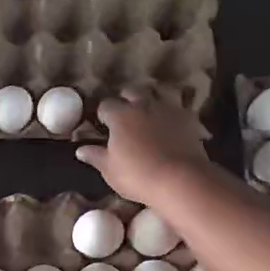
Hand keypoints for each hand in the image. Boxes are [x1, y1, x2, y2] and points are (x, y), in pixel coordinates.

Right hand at [75, 90, 210, 204]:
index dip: (102, 115)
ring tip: (150, 109)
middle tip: (125, 115)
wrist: (179, 179)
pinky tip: (173, 117)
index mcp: (120, 115)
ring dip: (152, 97)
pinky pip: (181, 105)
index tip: (103, 125)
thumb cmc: (138, 176)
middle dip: (126, 99)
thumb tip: (80, 149)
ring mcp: (168, 108)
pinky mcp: (188, 117)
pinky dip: (175, 108)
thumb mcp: (110, 170)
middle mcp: (143, 104)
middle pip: (131, 91)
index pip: (105, 105)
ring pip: (158, 91)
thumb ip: (95, 156)